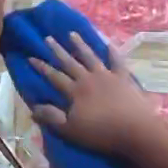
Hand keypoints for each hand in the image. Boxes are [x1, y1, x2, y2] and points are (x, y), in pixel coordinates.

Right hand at [29, 34, 163, 154]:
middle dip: (57, 50)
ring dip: (80, 45)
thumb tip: (33, 108)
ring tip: (72, 34)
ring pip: (90, 57)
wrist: (136, 130)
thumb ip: (51, 117)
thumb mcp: (70, 130)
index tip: (31, 57)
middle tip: (48, 38)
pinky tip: (108, 44)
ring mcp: (107, 76)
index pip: (54, 76)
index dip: (42, 67)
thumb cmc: (101, 133)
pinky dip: (112, 52)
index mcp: (75, 91)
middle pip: (70, 62)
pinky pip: (117, 61)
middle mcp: (88, 79)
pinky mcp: (124, 78)